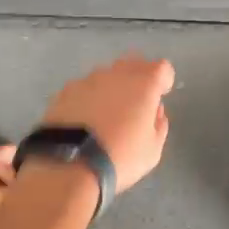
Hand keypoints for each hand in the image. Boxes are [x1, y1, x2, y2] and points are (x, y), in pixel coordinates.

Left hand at [40, 55, 174, 192]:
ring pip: (107, 75)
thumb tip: (154, 111)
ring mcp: (88, 80)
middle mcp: (116, 75)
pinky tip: (85, 118)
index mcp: (143, 85)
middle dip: (138, 77)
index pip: (162, 68)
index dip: (164, 80)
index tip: (160, 96)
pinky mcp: (65, 91)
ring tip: (107, 113)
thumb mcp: (152, 150)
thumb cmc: (120, 157)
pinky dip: (89, 97)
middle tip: (136, 102)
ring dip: (112, 87)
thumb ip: (159, 125)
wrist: (69, 164)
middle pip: (133, 63)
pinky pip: (85, 87)